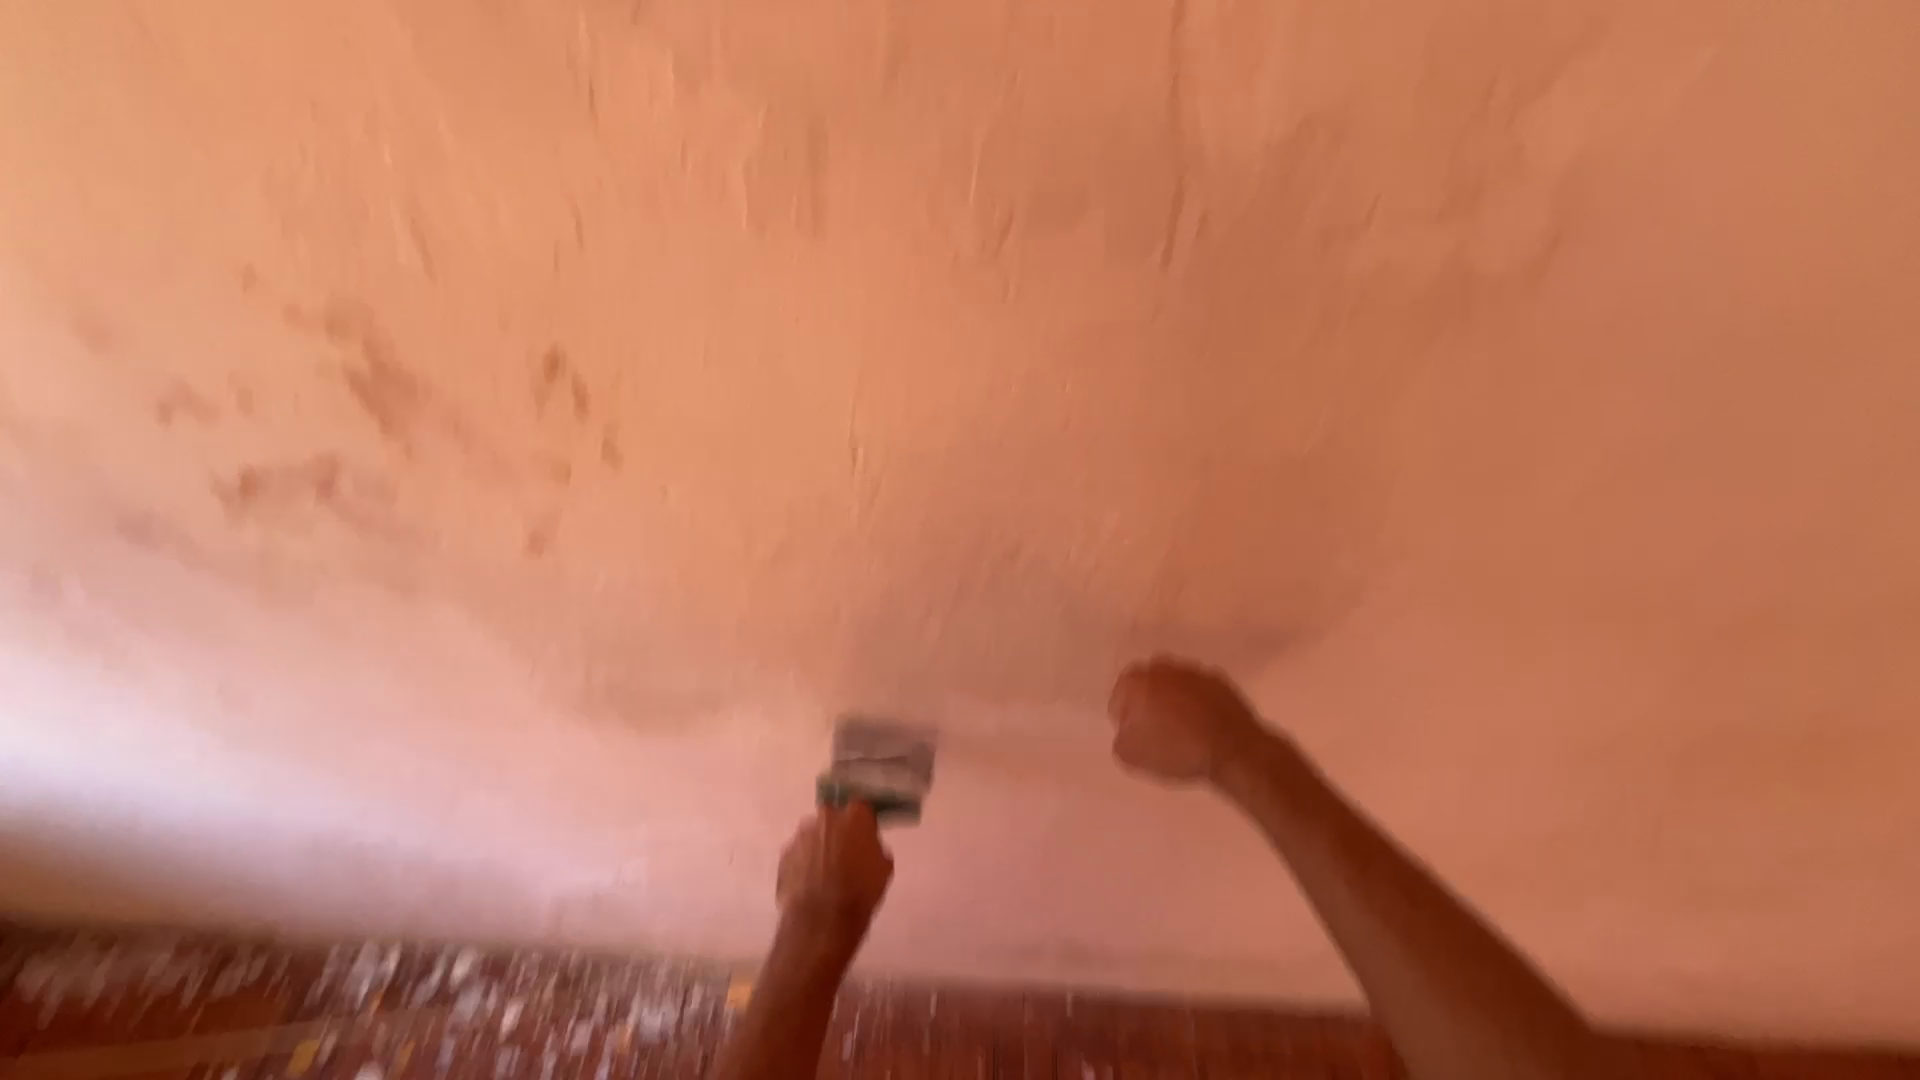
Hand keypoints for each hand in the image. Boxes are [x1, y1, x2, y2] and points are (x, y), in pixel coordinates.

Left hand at [776, 803, 892, 930]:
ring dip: (819, 846)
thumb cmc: (861, 891)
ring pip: (814, 835)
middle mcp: (826, 816)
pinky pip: (799, 854)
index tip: (865, 836)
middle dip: (838, 831)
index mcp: (855, 815)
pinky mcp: (785, 854)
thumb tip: (866, 847)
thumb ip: (873, 847)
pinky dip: (804, 863)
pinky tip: (810, 883)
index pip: (862, 808)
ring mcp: (802, 834)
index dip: (864, 823)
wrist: (822, 920)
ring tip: (824, 872)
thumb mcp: (883, 867)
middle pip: (834, 818)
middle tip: (844, 854)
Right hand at [1108, 656, 1267, 782]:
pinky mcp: (1221, 681)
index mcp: (1137, 680)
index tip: (1134, 737)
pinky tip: (1202, 728)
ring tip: (1181, 732)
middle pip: (1147, 685)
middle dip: (1148, 705)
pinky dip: (1197, 705)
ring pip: (1174, 686)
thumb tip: (1127, 733)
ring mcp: (1195, 671)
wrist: (1234, 749)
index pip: (1119, 697)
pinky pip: (1199, 693)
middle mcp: (1164, 667)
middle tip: (1154, 732)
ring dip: (1173, 703)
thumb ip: (1121, 740)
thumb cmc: (1176, 750)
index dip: (1124, 719)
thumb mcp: (1132, 757)